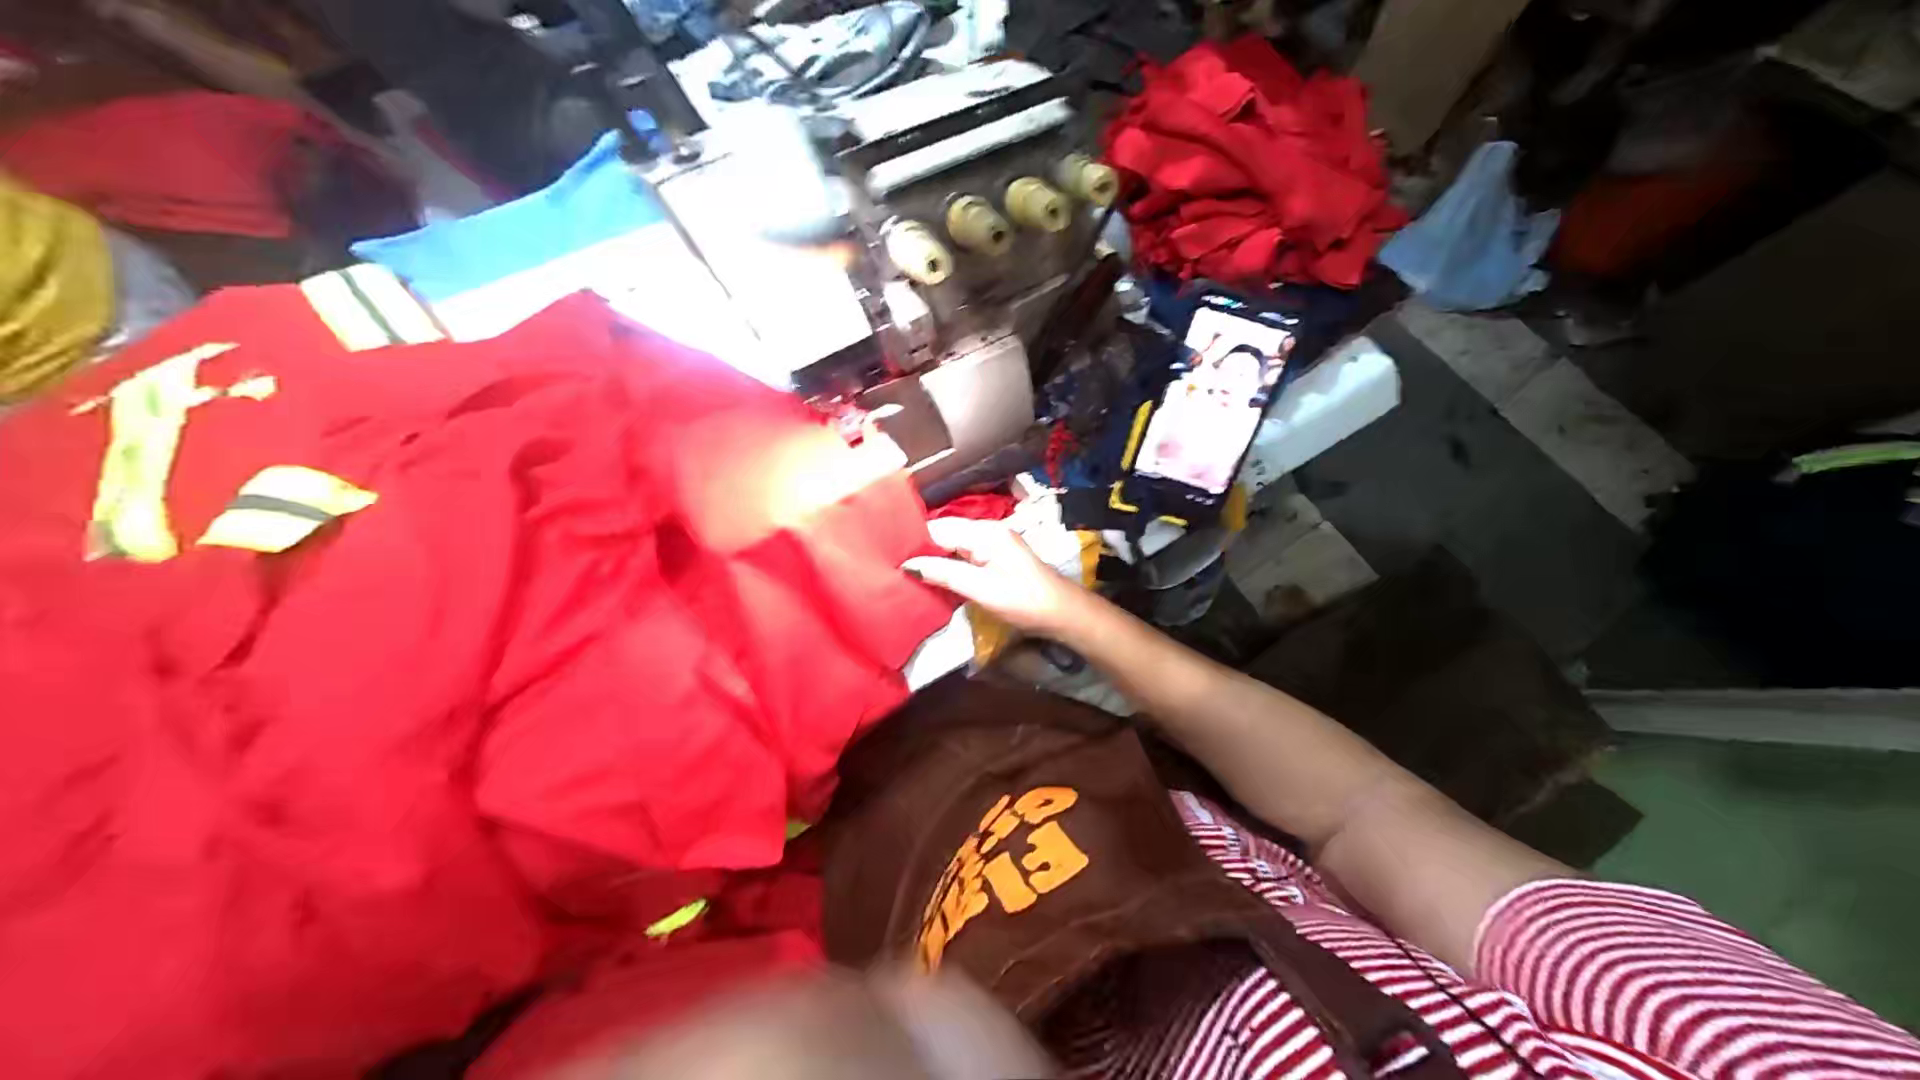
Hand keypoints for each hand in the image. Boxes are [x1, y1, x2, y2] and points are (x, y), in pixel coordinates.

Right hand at [904, 518, 1092, 638]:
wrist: (1062, 613)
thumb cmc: (1024, 602)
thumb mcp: (982, 590)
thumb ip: (945, 574)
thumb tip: (909, 565)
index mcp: (985, 533)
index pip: (939, 528)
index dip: (914, 541)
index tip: (889, 555)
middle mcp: (988, 531)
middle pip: (944, 534)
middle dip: (921, 549)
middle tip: (892, 566)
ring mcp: (993, 543)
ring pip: (952, 545)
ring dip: (932, 558)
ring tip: (906, 572)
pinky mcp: (995, 557)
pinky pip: (962, 554)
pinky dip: (947, 564)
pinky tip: (932, 577)